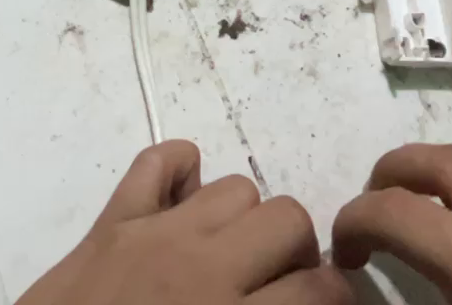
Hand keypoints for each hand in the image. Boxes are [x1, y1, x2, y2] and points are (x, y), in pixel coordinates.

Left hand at [18, 140, 352, 304]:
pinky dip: (178, 170)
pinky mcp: (113, 221)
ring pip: (235, 187)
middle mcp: (203, 266)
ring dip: (244, 221)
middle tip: (279, 285)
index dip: (338, 297)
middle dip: (298, 252)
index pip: (319, 288)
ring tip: (230, 253)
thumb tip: (296, 304)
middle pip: (287, 218)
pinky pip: (156, 161)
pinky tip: (181, 203)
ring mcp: (155, 233)